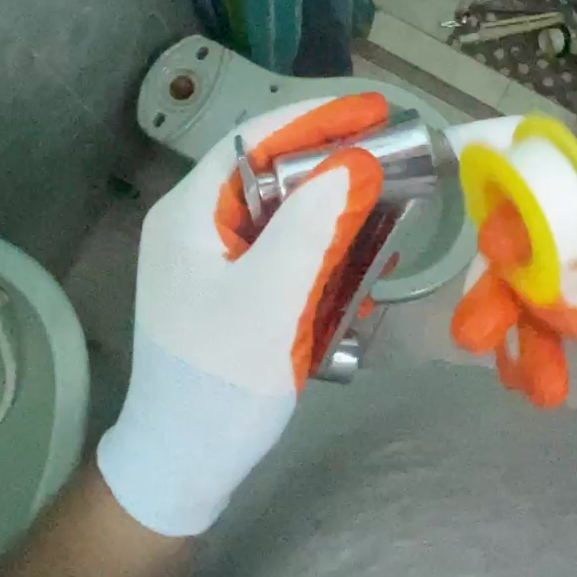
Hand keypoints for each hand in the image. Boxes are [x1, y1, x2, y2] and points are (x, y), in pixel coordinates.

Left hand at [97, 95, 388, 534]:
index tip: (376, 110)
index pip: (256, 141)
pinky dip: (326, 246)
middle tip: (393, 156)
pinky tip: (366, 252)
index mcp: (191, 213)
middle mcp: (199, 226)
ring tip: (391, 199)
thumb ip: (310, 226)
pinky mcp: (235, 291)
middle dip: (334, 162)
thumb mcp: (269, 301)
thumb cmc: (219, 384)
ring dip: (336, 206)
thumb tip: (354, 163)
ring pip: (284, 212)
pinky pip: (286, 251)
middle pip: (273, 174)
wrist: (183, 466)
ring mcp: (215, 260)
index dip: (317, 119)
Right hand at [452, 153, 576, 484]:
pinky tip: (534, 380)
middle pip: (564, 228)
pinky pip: (568, 304)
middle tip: (472, 331)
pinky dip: (544, 338)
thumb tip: (519, 267)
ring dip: (526, 320)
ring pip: (557, 270)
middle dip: (517, 280)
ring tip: (518, 379)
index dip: (536, 207)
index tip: (490, 252)